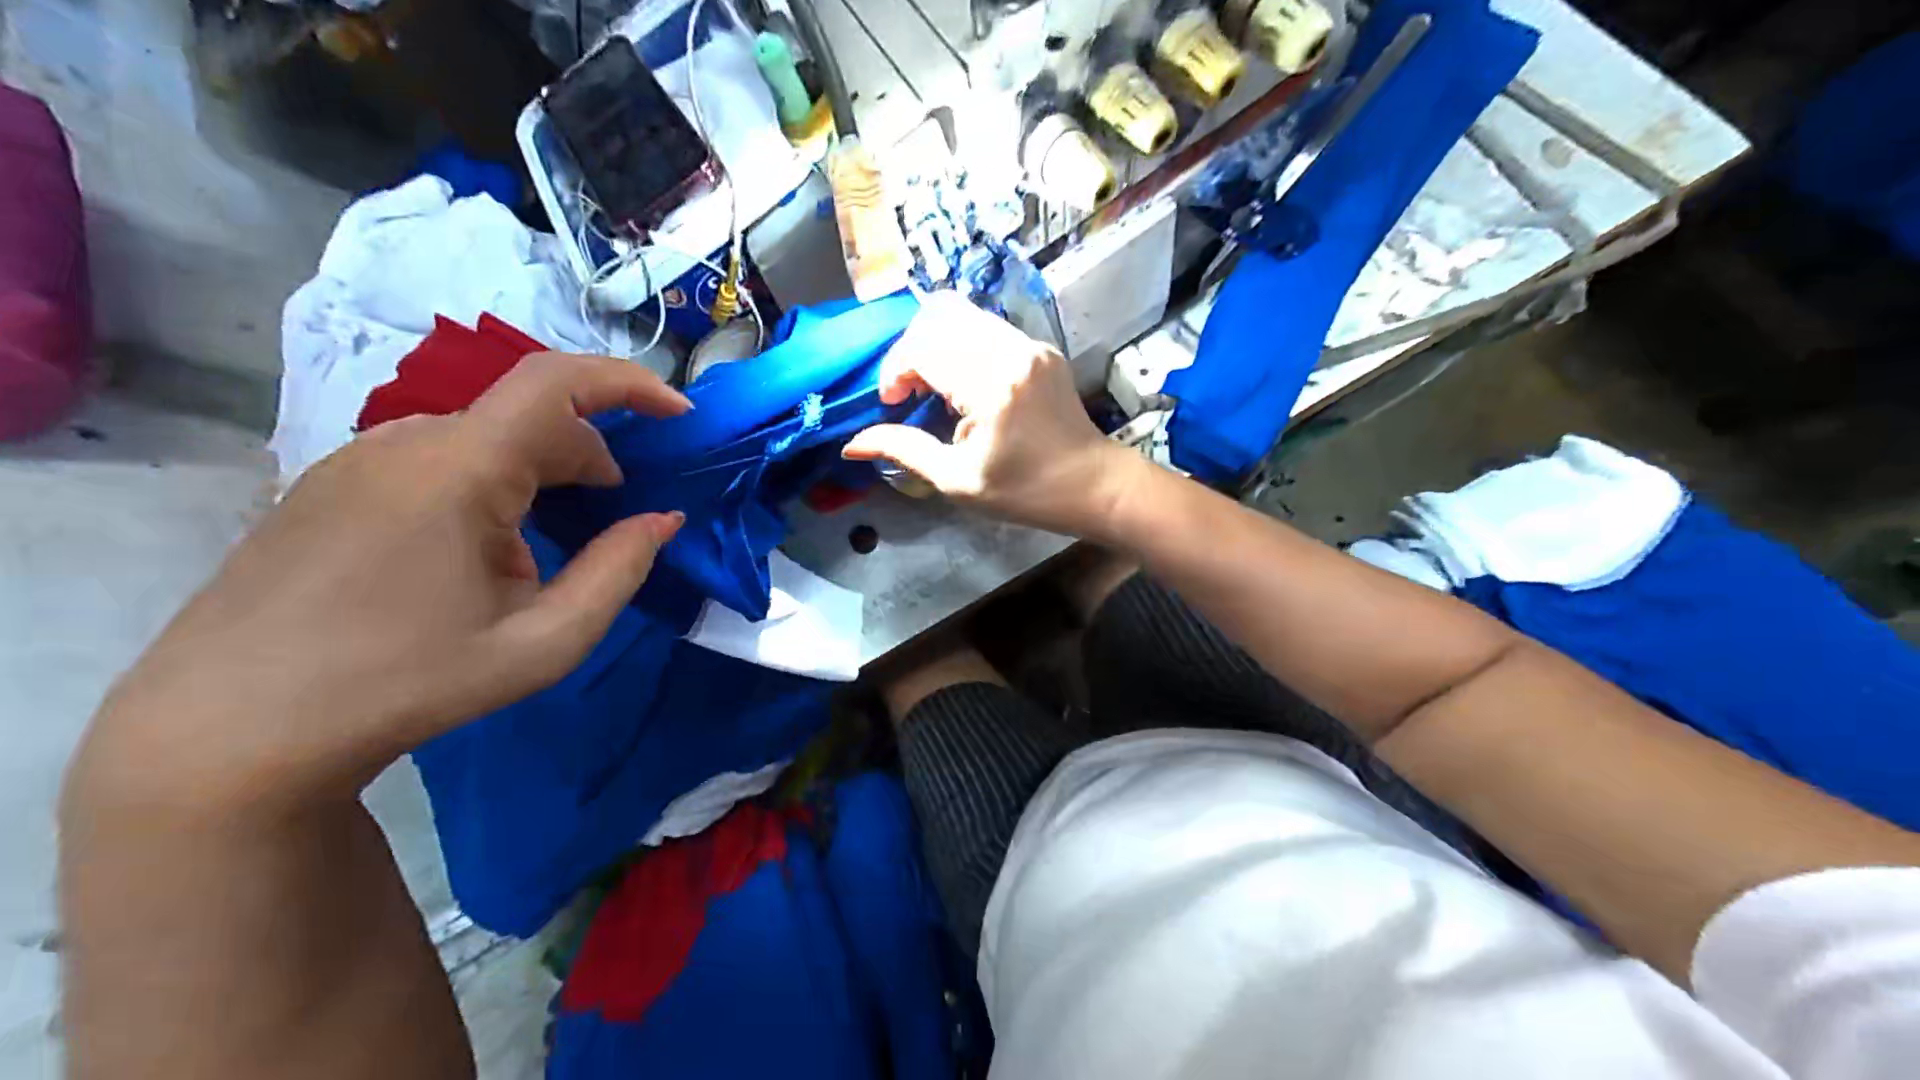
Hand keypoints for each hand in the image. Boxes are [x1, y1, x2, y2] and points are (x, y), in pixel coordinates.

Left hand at [71, 352, 690, 815]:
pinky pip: (438, 456)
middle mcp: (405, 442)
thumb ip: (619, 571)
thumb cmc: (407, 684)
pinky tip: (479, 548)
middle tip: (616, 515)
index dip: (629, 383)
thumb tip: (663, 518)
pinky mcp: (330, 482)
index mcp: (459, 470)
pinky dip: (491, 479)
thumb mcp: (543, 643)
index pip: (556, 382)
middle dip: (591, 454)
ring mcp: (357, 458)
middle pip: (528, 416)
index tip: (679, 414)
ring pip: (484, 435)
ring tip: (545, 542)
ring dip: (541, 469)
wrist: (231, 729)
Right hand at [843, 294, 1144, 537]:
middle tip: (910, 392)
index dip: (895, 370)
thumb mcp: (957, 480)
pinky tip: (961, 383)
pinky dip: (960, 345)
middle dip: (910, 350)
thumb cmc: (1024, 492)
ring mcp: (1030, 344)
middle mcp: (1012, 350)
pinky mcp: (1040, 348)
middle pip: (938, 314)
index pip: (923, 346)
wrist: (1092, 484)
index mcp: (992, 384)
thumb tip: (852, 446)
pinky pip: (986, 328)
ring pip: (962, 314)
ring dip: (934, 344)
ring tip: (932, 387)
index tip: (894, 405)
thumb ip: (903, 451)